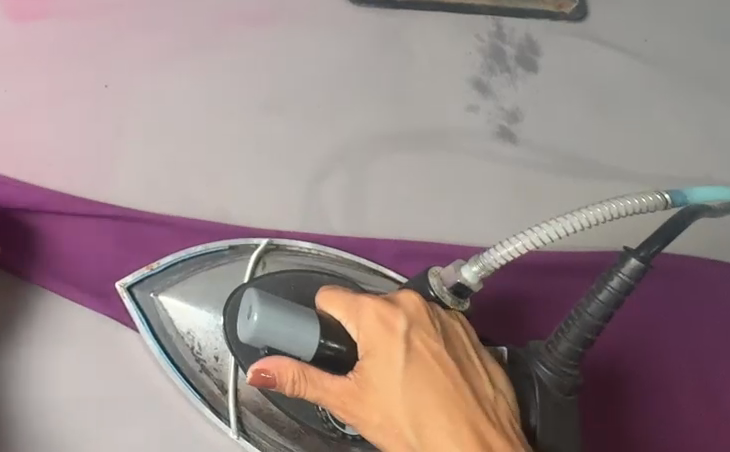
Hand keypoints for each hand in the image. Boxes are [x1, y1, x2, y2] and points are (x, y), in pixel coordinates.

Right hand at [247, 287, 527, 451]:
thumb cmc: (419, 432)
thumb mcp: (352, 405)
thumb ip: (302, 379)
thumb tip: (260, 369)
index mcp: (376, 314)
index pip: (330, 297)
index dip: (326, 325)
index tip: (337, 351)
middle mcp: (409, 303)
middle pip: (367, 307)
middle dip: (363, 336)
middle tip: (373, 375)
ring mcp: (443, 314)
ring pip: (401, 315)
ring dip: (398, 338)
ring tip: (407, 380)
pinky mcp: (469, 330)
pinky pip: (434, 325)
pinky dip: (429, 344)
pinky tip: (434, 378)